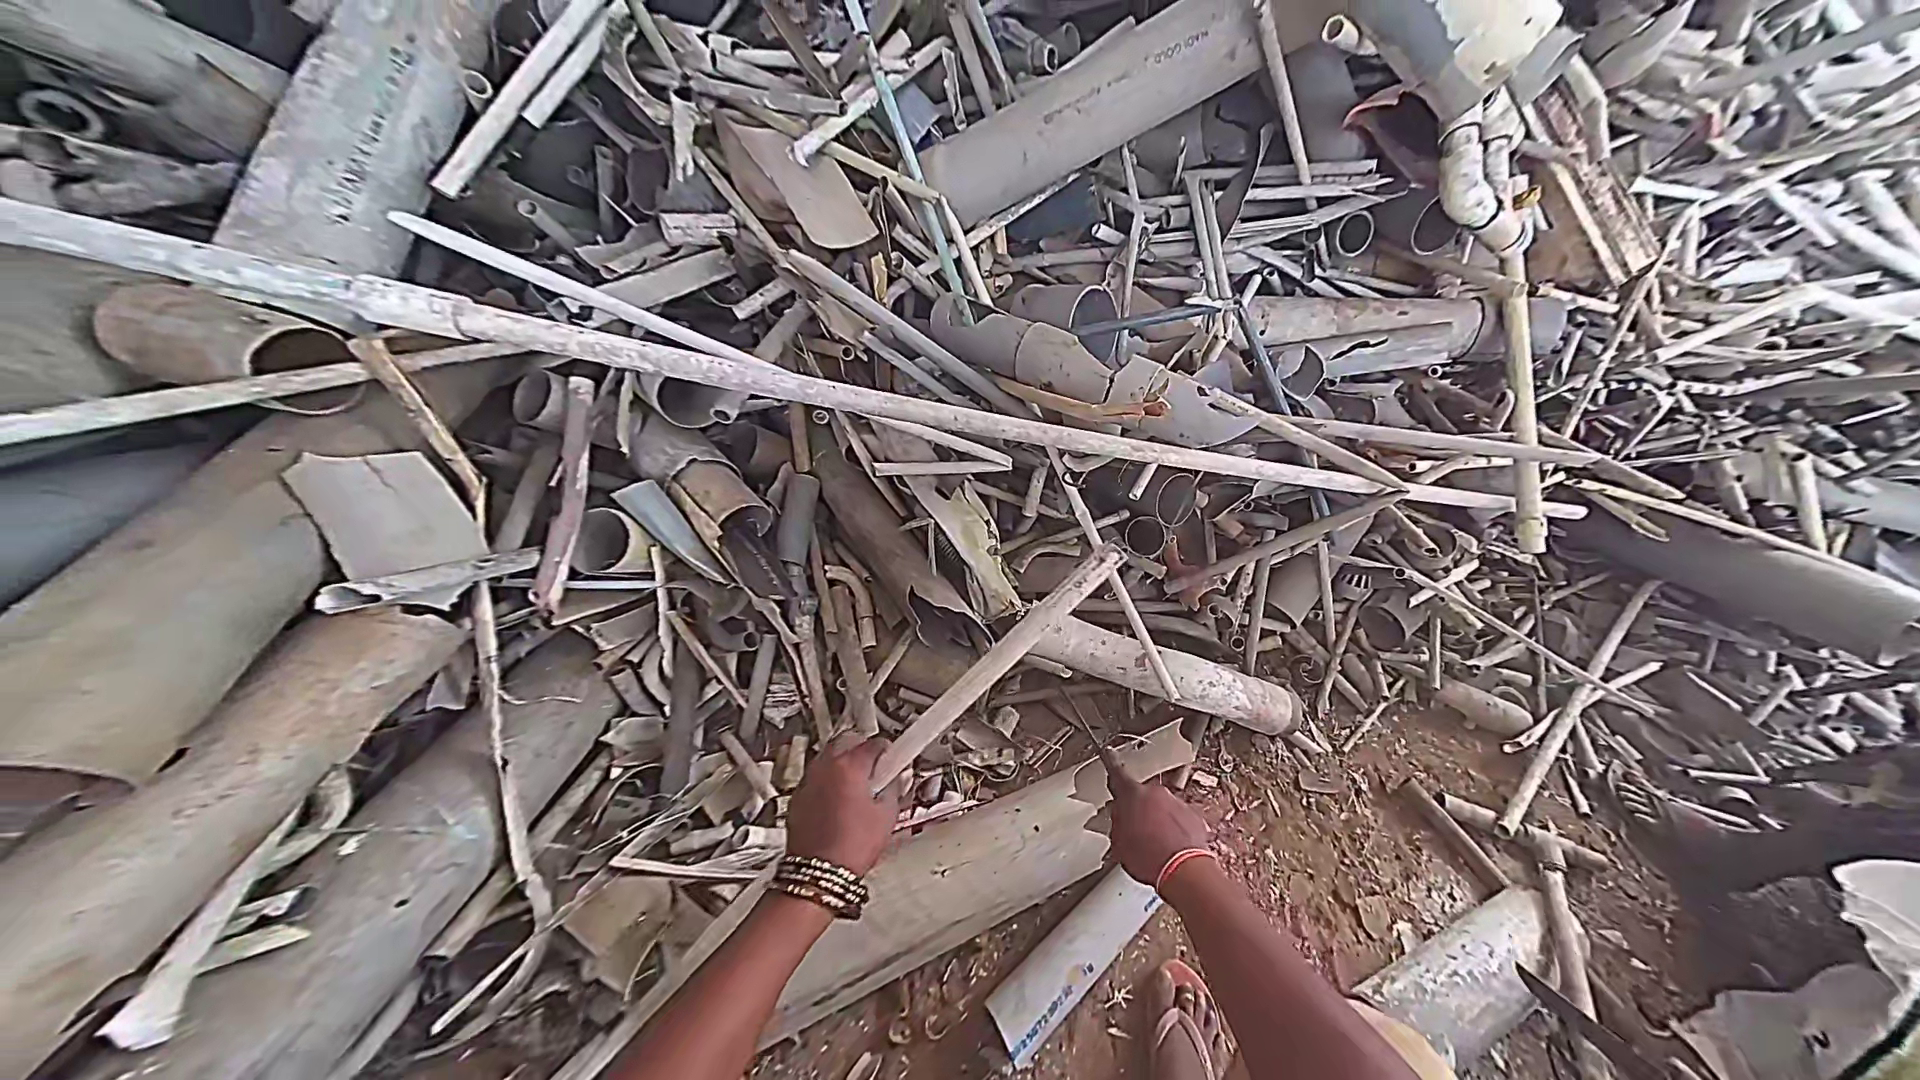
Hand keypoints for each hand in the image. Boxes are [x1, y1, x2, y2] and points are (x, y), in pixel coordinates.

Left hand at [785, 735, 906, 874]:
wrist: (819, 873)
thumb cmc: (849, 848)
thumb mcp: (887, 816)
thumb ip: (894, 788)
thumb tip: (897, 779)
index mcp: (850, 766)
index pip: (874, 743)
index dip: (889, 749)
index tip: (894, 756)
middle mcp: (826, 767)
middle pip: (847, 740)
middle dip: (863, 748)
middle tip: (876, 765)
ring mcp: (809, 781)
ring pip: (828, 757)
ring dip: (844, 762)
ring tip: (858, 783)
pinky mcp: (798, 797)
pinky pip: (816, 778)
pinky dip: (828, 781)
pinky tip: (839, 800)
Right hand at [1104, 750, 1212, 887]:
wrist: (1184, 872)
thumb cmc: (1149, 858)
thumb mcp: (1118, 841)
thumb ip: (1117, 820)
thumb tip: (1120, 816)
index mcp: (1132, 794)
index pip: (1117, 773)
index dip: (1111, 762)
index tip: (1109, 753)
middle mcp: (1156, 793)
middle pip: (1143, 794)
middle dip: (1139, 808)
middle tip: (1135, 830)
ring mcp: (1177, 803)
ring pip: (1163, 807)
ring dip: (1159, 820)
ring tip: (1155, 845)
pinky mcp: (1194, 817)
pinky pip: (1180, 819)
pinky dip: (1176, 830)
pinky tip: (1171, 848)